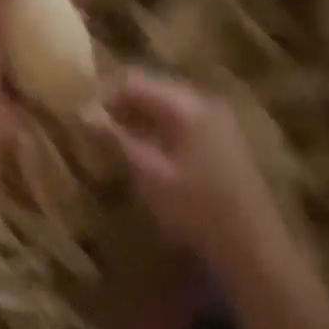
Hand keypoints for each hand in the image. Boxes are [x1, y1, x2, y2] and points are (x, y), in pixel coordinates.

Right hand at [95, 71, 291, 276]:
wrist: (251, 247)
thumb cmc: (195, 209)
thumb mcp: (148, 174)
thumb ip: (114, 139)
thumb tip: (81, 111)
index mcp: (187, 107)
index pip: (133, 81)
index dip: (101, 95)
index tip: (78, 118)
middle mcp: (204, 104)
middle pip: (150, 90)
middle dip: (116, 108)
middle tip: (89, 133)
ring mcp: (216, 123)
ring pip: (162, 108)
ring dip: (133, 121)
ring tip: (108, 146)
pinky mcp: (220, 142)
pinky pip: (177, 124)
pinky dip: (153, 133)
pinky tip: (139, 156)